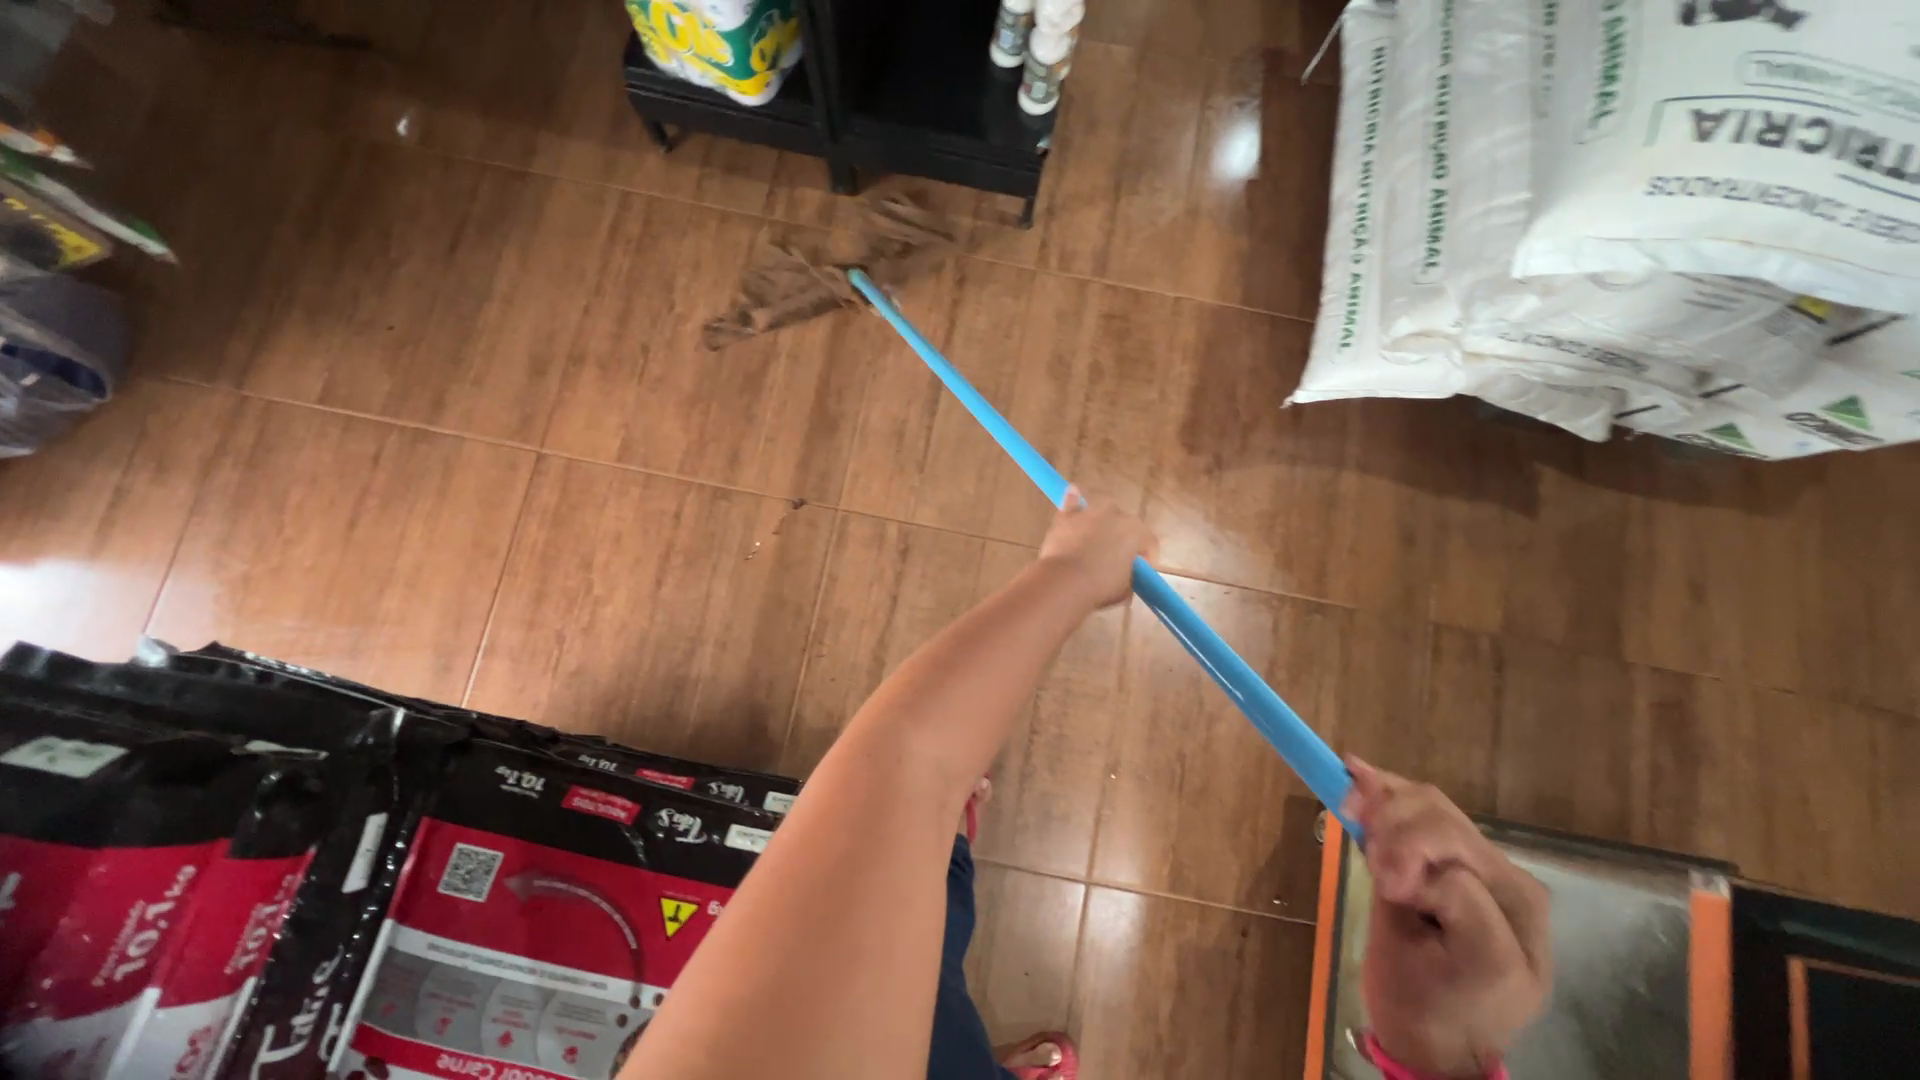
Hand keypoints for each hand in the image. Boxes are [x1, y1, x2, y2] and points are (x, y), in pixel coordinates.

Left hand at [1036, 486, 1157, 610]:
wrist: (1064, 581)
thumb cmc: (1100, 587)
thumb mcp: (1125, 589)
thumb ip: (1130, 577)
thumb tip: (1124, 576)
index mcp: (1137, 532)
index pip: (1149, 542)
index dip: (1146, 557)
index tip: (1139, 571)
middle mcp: (1117, 515)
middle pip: (1125, 523)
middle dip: (1122, 538)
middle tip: (1114, 558)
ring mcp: (1090, 512)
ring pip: (1102, 510)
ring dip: (1102, 520)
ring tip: (1096, 535)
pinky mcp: (1067, 516)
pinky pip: (1073, 503)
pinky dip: (1074, 500)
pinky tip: (1073, 494)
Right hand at [1345, 758, 1550, 1078]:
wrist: (1438, 1042)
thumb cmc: (1429, 1009)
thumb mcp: (1435, 963)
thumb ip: (1427, 896)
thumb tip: (1387, 840)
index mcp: (1514, 913)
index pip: (1453, 857)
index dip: (1409, 858)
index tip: (1381, 883)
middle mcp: (1510, 882)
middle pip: (1443, 820)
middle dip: (1392, 821)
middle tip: (1352, 830)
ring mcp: (1488, 869)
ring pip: (1432, 807)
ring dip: (1386, 802)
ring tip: (1350, 808)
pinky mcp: (1462, 862)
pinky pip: (1428, 814)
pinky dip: (1390, 795)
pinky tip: (1358, 774)